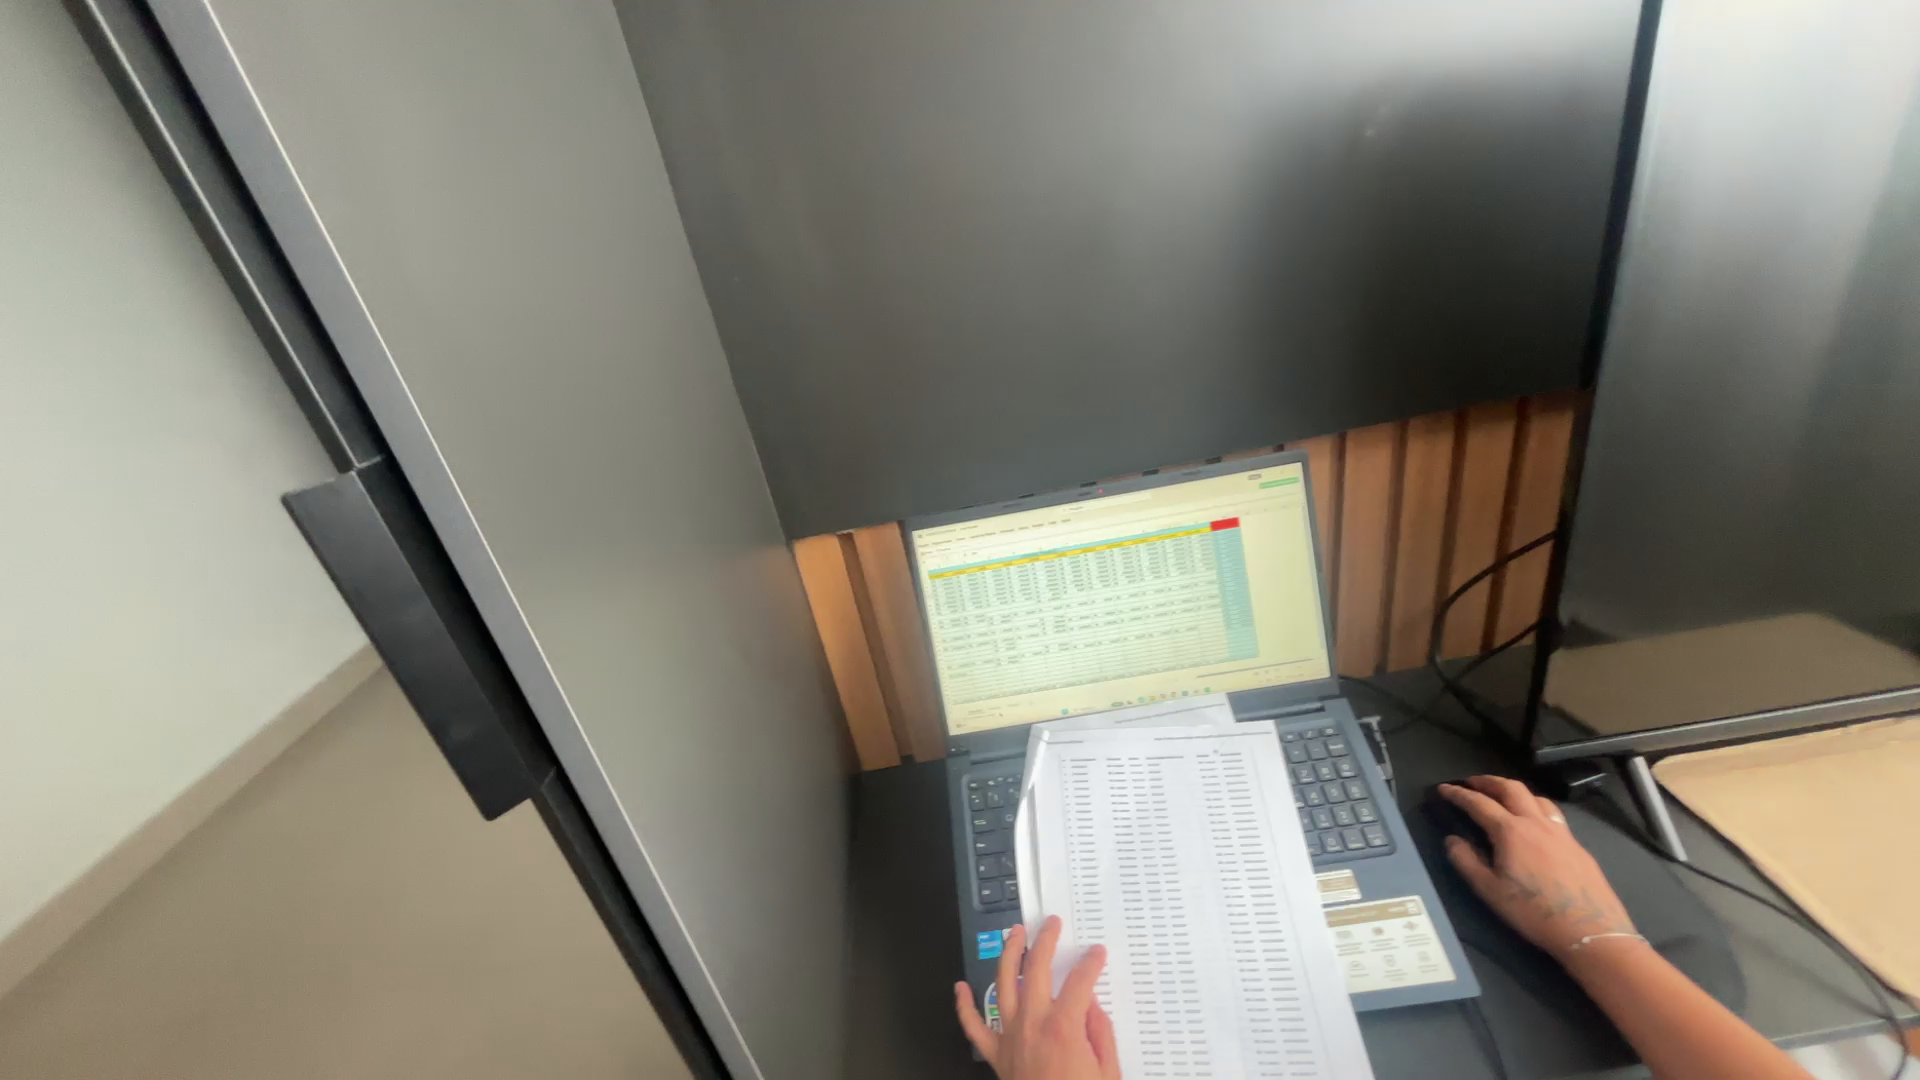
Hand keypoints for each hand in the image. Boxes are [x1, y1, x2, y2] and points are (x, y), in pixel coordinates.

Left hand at [954, 917, 1119, 1079]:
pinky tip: (961, 986)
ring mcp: (1010, 1036)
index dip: (1090, 963)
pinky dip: (964, 1005)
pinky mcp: (995, 1055)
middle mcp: (1033, 1023)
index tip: (1097, 953)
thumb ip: (1100, 1033)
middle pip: (1036, 967)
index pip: (1080, 981)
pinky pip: (973, 1027)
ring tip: (1014, 932)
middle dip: (1045, 940)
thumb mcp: (1108, 1073)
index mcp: (1064, 1027)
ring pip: (1003, 982)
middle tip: (1052, 923)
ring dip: (1008, 953)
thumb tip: (1090, 1004)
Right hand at [1439, 776, 1637, 964]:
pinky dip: (1536, 809)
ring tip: (1503, 797)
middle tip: (1472, 783)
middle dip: (1488, 781)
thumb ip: (1465, 860)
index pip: (1478, 802)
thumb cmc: (1534, 912)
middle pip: (1511, 788)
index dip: (1457, 793)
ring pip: (1537, 798)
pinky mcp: (1579, 848)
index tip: (1444, 789)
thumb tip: (1453, 840)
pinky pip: (1553, 816)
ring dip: (1515, 792)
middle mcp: (1536, 824)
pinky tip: (1534, 825)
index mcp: (1511, 831)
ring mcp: (1562, 835)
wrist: (1593, 935)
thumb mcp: (1488, 890)